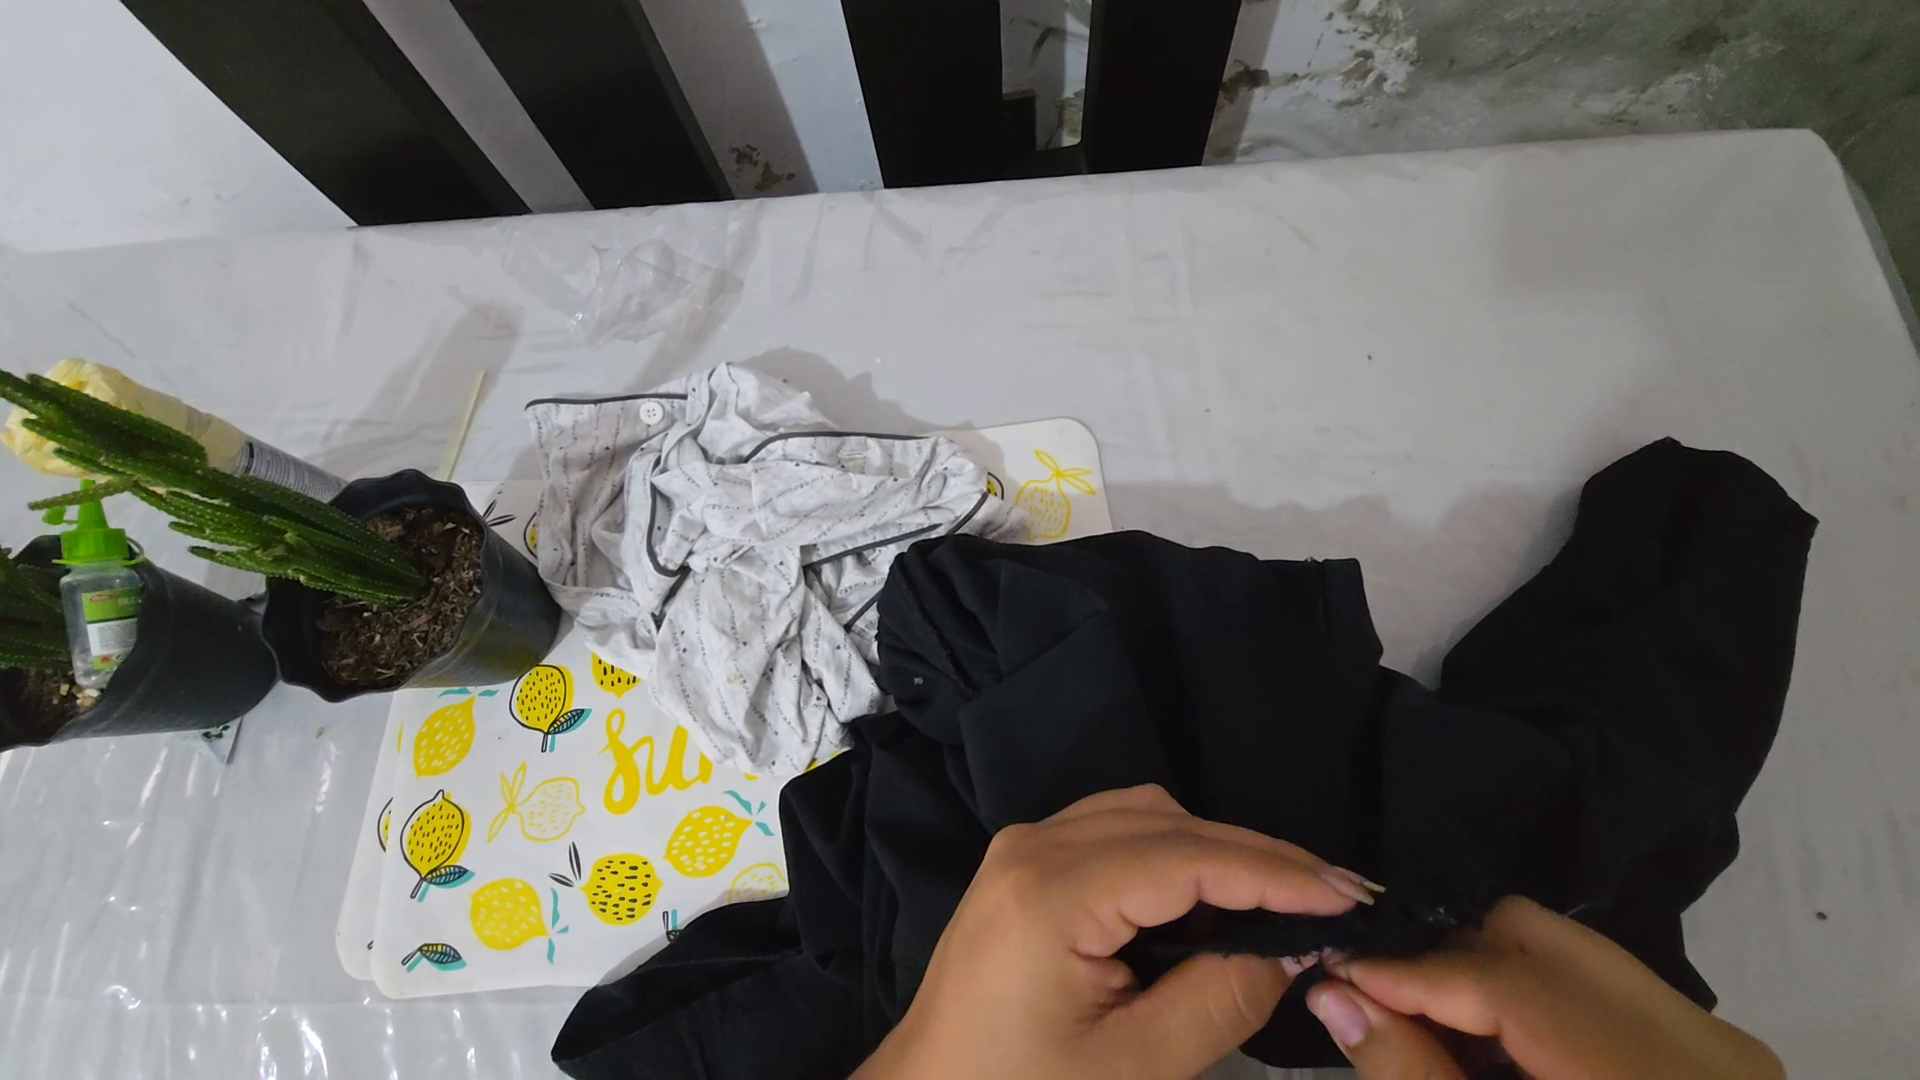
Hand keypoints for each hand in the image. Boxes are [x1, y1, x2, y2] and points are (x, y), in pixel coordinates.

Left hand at [852, 784, 1374, 1079]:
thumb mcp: (1133, 1066)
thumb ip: (1220, 998)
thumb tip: (1294, 947)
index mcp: (1052, 892)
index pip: (1182, 858)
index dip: (1270, 872)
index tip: (1346, 893)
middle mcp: (1035, 843)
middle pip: (1164, 822)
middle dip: (1252, 854)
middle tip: (1332, 893)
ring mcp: (1024, 841)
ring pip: (1141, 813)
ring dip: (1213, 844)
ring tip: (1282, 891)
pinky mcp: (1024, 854)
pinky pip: (1112, 825)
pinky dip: (1170, 846)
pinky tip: (1207, 884)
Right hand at [1304, 896, 1784, 1078]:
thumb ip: (1415, 1079)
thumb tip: (1332, 995)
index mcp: (1650, 1077)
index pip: (1507, 980)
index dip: (1413, 972)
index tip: (1340, 974)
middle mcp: (1699, 1042)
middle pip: (1529, 936)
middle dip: (1442, 955)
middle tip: (1383, 996)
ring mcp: (1708, 1039)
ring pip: (1556, 946)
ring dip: (1474, 968)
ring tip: (1430, 1020)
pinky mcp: (1700, 1047)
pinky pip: (1586, 977)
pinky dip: (1518, 993)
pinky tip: (1487, 1044)